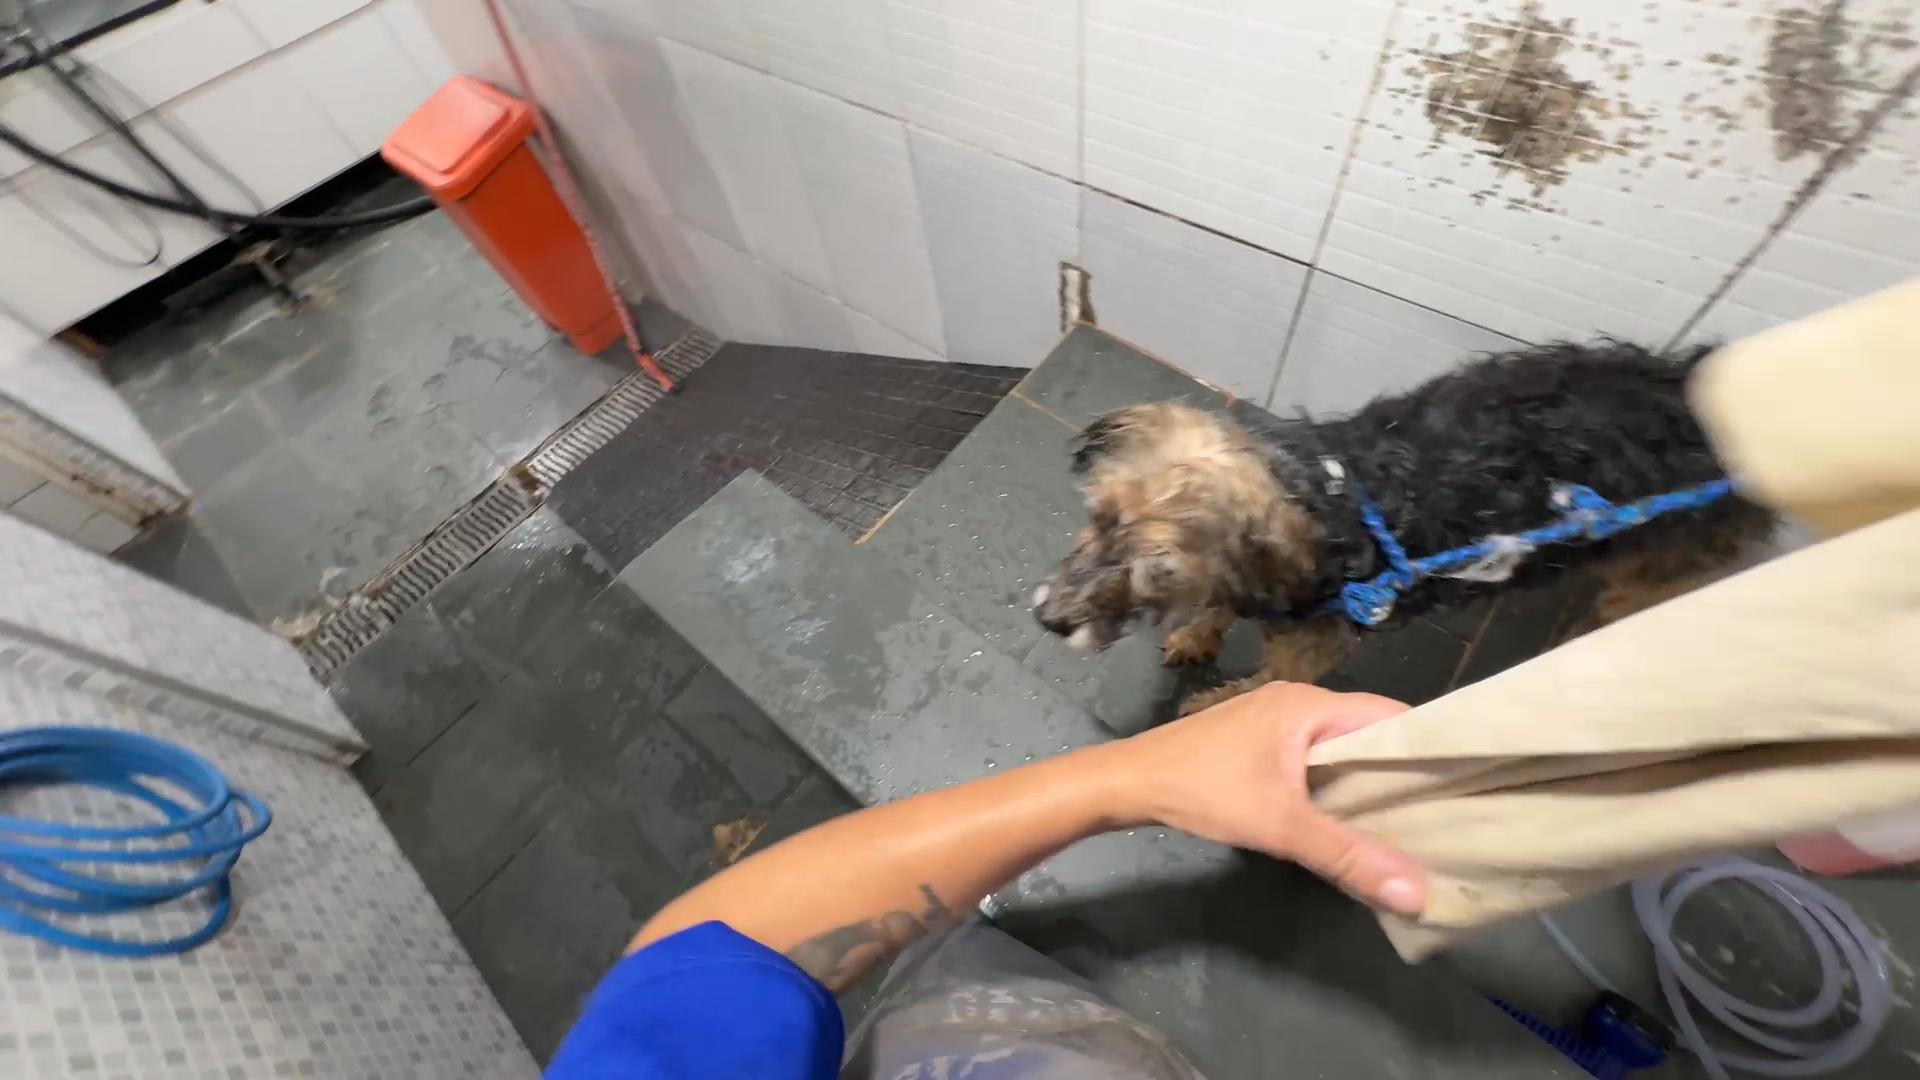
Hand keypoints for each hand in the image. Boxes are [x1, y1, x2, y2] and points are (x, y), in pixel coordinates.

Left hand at [1113, 681, 1425, 914]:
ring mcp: (1273, 719)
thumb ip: (1348, 855)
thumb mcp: (1280, 825)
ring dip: (1367, 782)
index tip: (1468, 789)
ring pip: (1340, 747)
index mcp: (1307, 705)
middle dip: (1402, 774)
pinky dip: (1335, 783)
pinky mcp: (1258, 740)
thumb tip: (1418, 893)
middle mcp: (1295, 702)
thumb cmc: (1204, 790)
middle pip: (1368, 732)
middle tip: (1445, 819)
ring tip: (1407, 826)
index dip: (1430, 749)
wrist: (1133, 780)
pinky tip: (1349, 818)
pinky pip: (1314, 756)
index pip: (1390, 716)